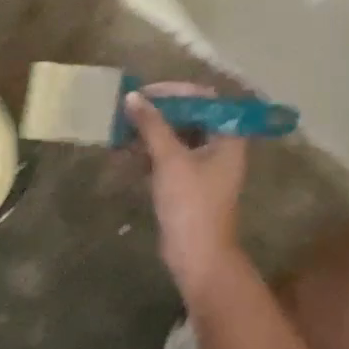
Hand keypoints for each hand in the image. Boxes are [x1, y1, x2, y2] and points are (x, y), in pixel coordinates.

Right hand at [125, 83, 248, 288]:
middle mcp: (220, 147)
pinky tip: (125, 154)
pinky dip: (149, 153)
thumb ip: (151, 125)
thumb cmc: (191, 203)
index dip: (175, 92)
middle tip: (128, 110)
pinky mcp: (188, 185)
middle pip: (189, 117)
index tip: (145, 94)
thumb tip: (132, 96)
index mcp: (227, 137)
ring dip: (150, 133)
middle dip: (158, 113)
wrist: (198, 256)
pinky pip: (169, 159)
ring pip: (176, 138)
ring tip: (121, 132)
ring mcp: (204, 167)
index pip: (205, 98)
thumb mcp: (170, 159)